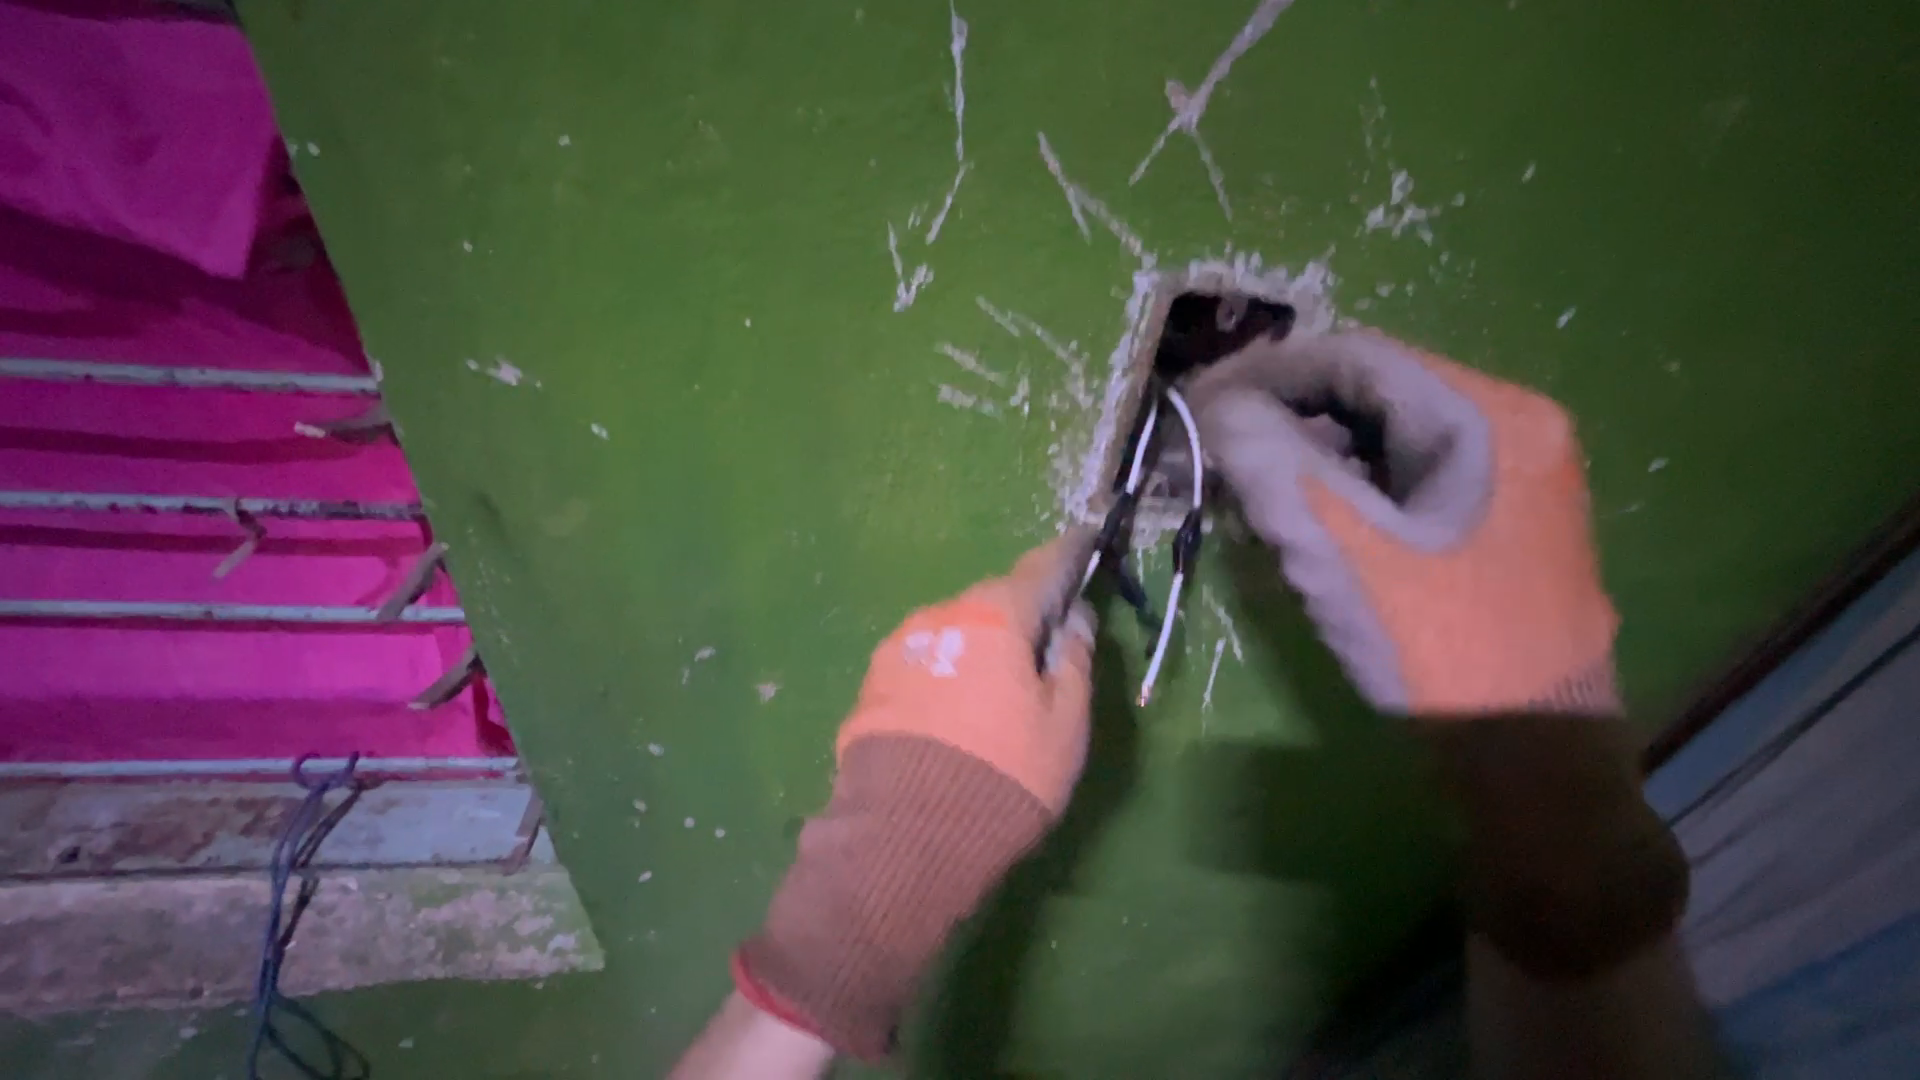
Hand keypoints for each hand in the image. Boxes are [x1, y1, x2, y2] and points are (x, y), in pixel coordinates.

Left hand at [733, 533, 1096, 1061]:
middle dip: (1021, 612)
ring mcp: (899, 645)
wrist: (906, 834)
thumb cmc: (1006, 773)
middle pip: (994, 600)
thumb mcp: (1065, 722)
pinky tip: (952, 710)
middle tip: (1043, 643)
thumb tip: (1074, 617)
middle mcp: (942, 614)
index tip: (1085, 540)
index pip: (1042, 568)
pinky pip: (924, 659)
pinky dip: (946, 669)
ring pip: (955, 629)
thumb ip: (1074, 657)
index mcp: (996, 615)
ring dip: (979, 643)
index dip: (1069, 553)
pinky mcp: (873, 680)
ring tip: (993, 688)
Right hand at [1185, 330, 1618, 715]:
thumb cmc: (1439, 644)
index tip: (1198, 400)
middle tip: (1212, 439)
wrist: (1530, 750)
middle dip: (1281, 409)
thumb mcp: (1341, 550)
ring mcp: (1504, 470)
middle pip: (1369, 390)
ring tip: (1243, 476)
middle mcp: (1507, 424)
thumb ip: (1272, 465)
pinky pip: (1399, 471)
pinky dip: (1339, 478)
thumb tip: (1213, 406)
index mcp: (1486, 418)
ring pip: (1381, 431)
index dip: (1266, 372)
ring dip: (1304, 445)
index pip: (1356, 358)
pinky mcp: (1491, 512)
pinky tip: (1297, 508)